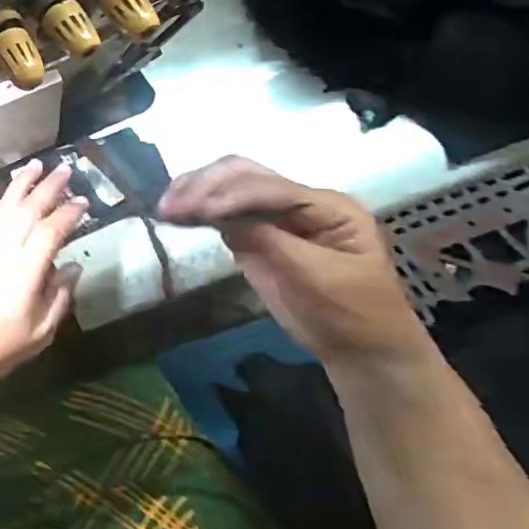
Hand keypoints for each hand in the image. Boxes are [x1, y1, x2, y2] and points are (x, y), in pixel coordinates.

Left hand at [0, 160, 86, 398]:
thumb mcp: (40, 332)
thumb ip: (59, 297)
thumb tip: (74, 267)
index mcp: (25, 270)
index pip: (50, 231)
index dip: (68, 214)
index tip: (84, 201)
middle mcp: (2, 249)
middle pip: (28, 210)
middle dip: (48, 188)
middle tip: (66, 171)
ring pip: (2, 207)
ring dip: (20, 184)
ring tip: (36, 165)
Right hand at [157, 156, 428, 368]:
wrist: (362, 353)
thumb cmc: (352, 314)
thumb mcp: (317, 277)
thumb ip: (270, 241)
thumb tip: (219, 217)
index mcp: (327, 205)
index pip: (271, 188)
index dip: (232, 195)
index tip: (199, 209)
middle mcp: (298, 200)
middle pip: (244, 175)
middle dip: (205, 185)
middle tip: (172, 205)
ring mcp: (274, 214)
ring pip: (226, 186)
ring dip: (193, 191)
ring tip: (166, 207)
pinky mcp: (253, 232)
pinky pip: (219, 210)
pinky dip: (195, 208)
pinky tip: (173, 214)